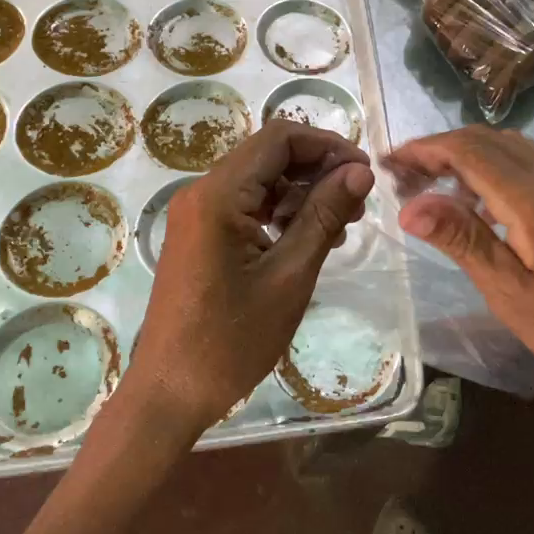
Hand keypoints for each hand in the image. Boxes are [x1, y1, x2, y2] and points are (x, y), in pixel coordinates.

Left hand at [127, 121, 375, 429]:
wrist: (168, 395)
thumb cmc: (230, 341)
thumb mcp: (289, 276)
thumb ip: (324, 216)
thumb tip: (360, 171)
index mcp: (218, 195)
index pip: (279, 138)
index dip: (327, 145)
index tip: (364, 171)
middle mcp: (202, 193)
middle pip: (268, 155)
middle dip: (317, 169)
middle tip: (358, 202)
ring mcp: (197, 215)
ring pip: (259, 179)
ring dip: (302, 192)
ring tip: (342, 224)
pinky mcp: (199, 236)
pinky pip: (246, 205)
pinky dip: (280, 212)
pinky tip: (310, 238)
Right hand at [389, 127, 533, 412]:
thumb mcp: (511, 293)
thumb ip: (463, 240)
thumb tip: (410, 205)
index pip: (468, 150)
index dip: (423, 149)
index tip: (387, 162)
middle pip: (486, 139)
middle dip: (439, 149)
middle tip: (401, 177)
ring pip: (507, 145)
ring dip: (465, 154)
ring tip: (430, 185)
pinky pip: (527, 161)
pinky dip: (491, 165)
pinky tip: (476, 199)